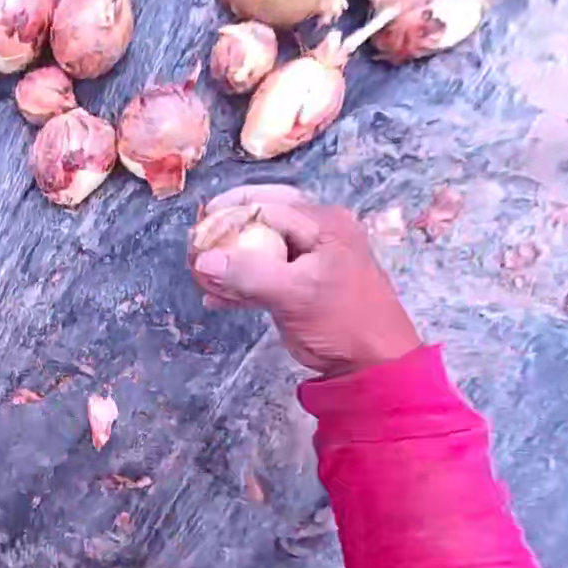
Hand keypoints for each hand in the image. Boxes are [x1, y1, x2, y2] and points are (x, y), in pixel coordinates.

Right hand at [191, 184, 422, 378]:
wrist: (369, 362)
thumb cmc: (340, 321)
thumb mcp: (294, 294)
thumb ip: (248, 274)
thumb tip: (204, 259)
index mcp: (324, 224)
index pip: (270, 205)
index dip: (232, 211)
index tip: (200, 222)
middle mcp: (317, 235)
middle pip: (263, 221)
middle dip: (228, 232)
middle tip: (198, 239)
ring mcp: (307, 260)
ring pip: (260, 250)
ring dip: (230, 261)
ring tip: (200, 270)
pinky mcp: (297, 286)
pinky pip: (262, 277)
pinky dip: (239, 286)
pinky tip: (214, 298)